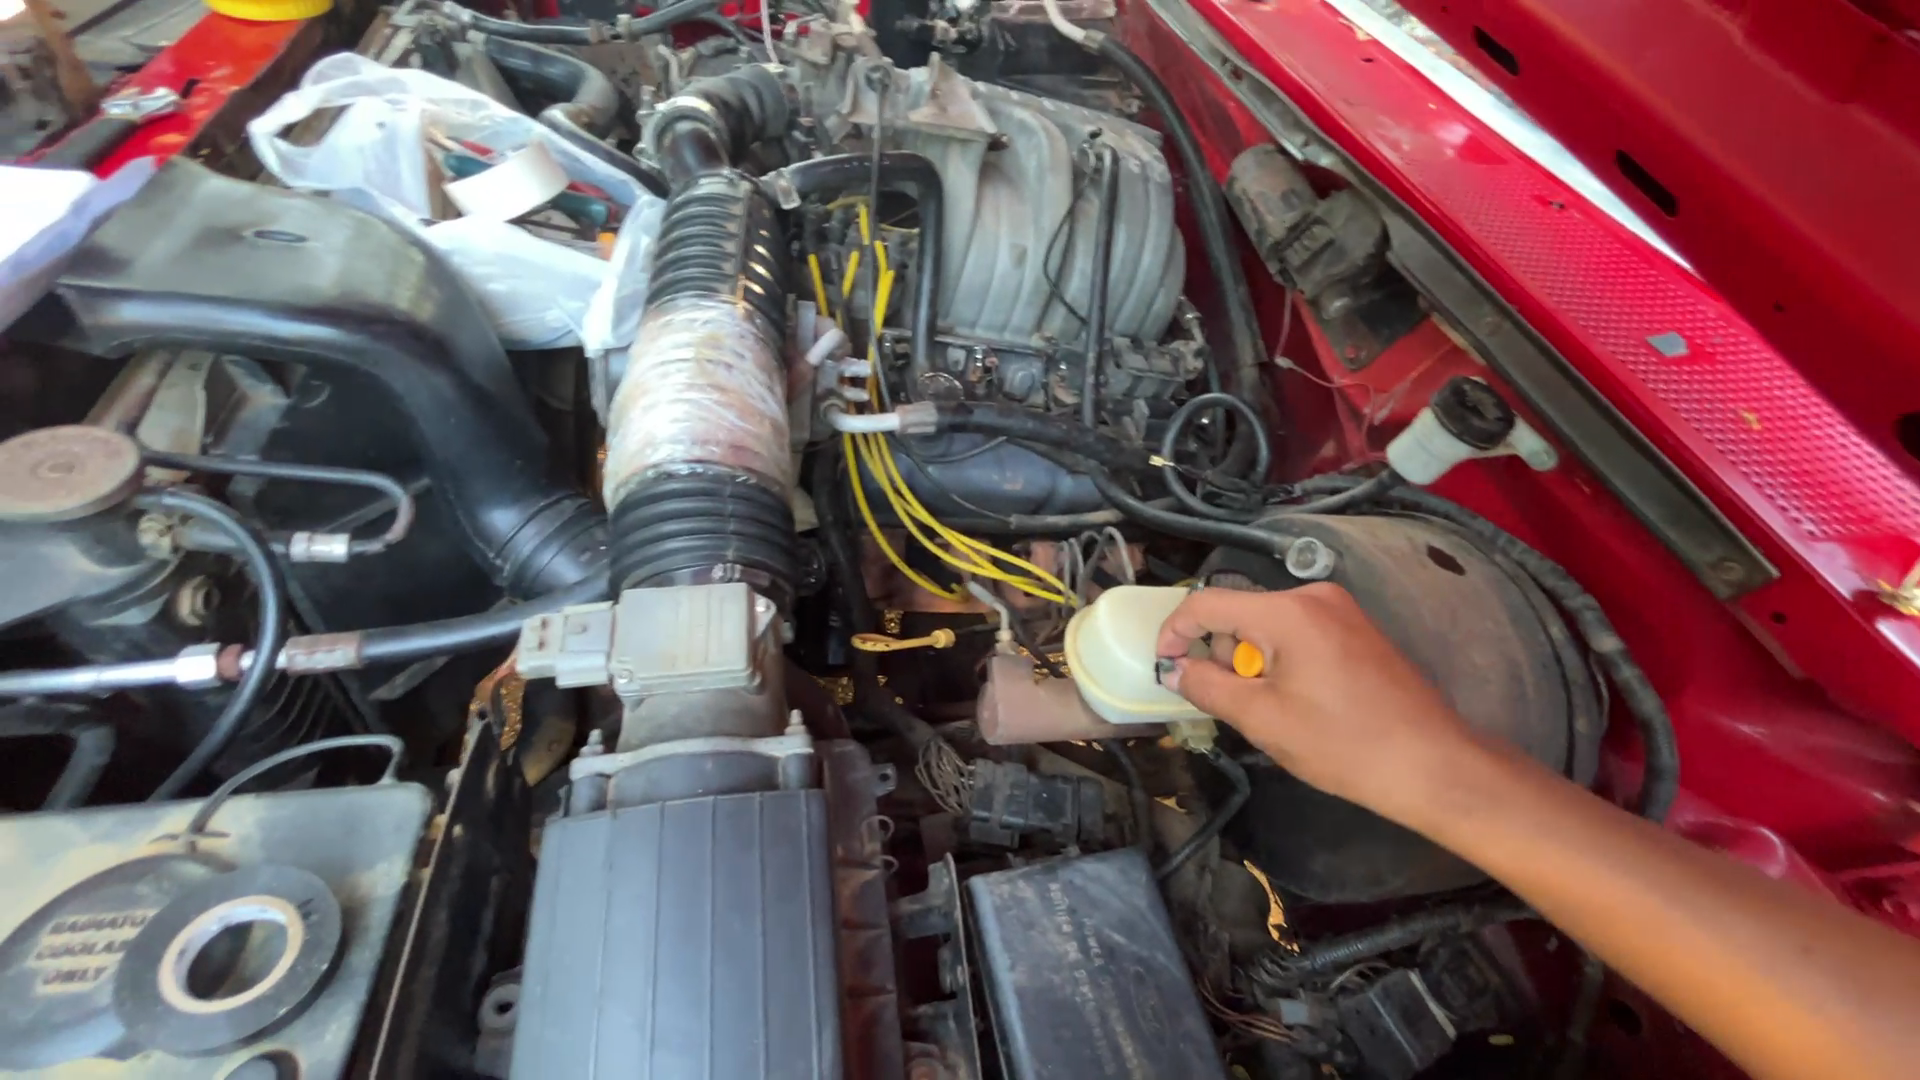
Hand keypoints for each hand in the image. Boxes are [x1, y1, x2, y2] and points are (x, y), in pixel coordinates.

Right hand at [1157, 584, 1480, 820]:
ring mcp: (1339, 610)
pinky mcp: (1355, 629)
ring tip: (1271, 709)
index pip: (1206, 603)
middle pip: (1238, 614)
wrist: (1436, 767)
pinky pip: (1295, 633)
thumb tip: (1175, 670)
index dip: (1175, 632)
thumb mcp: (1262, 719)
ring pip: (1265, 626)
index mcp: (1287, 612)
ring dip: (1252, 662)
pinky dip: (1279, 661)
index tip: (1165, 666)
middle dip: (1222, 655)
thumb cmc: (1344, 744)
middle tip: (1230, 702)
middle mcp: (1312, 597)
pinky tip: (1297, 700)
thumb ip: (1207, 686)